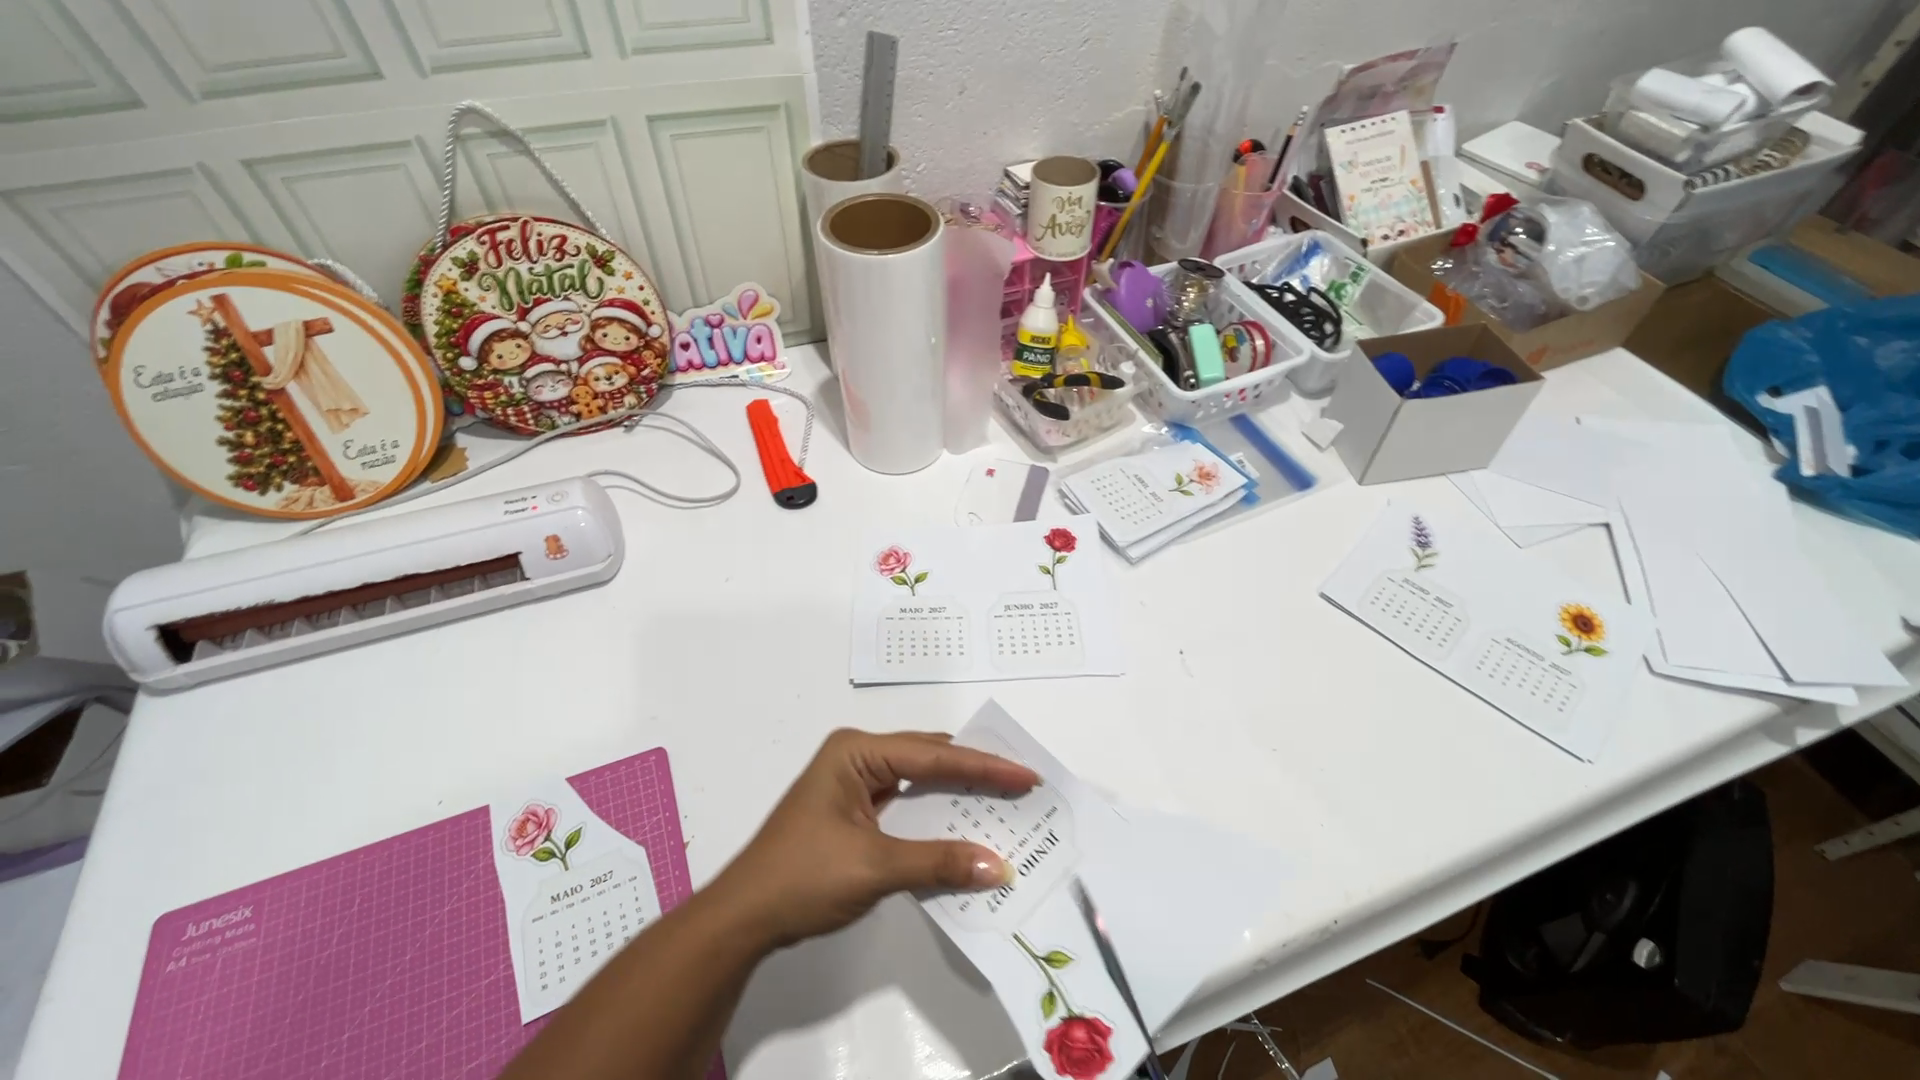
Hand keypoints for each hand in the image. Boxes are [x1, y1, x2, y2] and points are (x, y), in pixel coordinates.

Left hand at [710, 729, 1038, 947]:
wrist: (744, 918)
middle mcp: (856, 760)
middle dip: (974, 774)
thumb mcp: (875, 867)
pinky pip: (906, 809)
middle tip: (1023, 785)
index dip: (984, 766)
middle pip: (928, 761)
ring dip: (957, 798)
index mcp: (855, 753)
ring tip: (1005, 805)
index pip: (933, 756)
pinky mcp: (855, 816)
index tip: (1027, 775)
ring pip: (919, 784)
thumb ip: (939, 862)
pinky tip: (965, 832)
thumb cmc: (803, 877)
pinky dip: (936, 821)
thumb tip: (998, 867)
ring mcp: (854, 787)